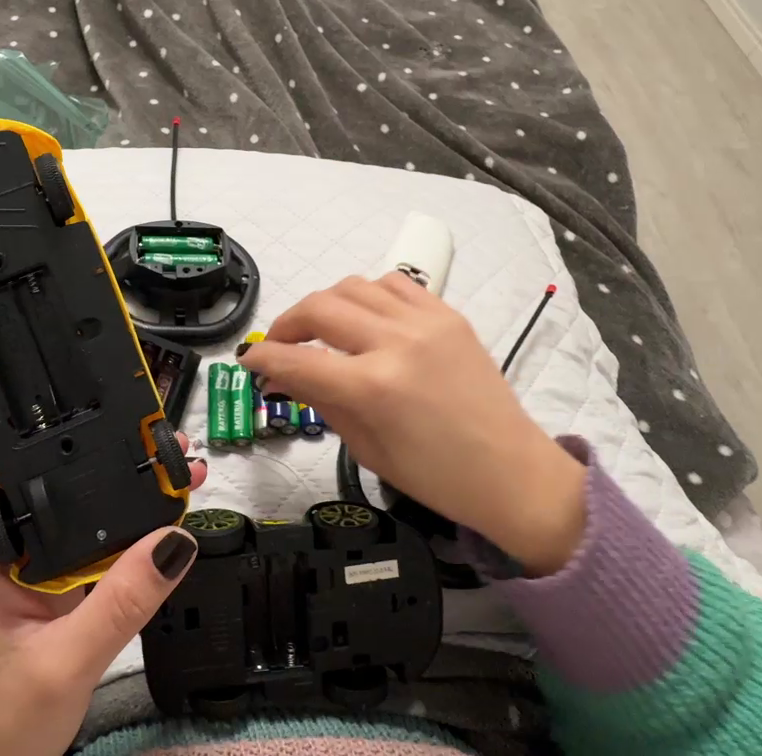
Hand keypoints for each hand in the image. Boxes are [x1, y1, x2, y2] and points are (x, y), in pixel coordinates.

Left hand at [0, 406, 205, 755]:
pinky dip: (121, 506)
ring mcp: (28, 560)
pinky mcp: (57, 579)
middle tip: (91, 379)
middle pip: (13, 461)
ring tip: (152, 432)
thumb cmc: (1, 723)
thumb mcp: (63, 662)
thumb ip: (118, 603)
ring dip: (98, 461)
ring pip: (60, 492)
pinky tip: (160, 495)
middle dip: (50, 417)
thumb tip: (173, 539)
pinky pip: (90, 529)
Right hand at [241, 273, 587, 574]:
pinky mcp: (447, 314)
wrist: (512, 472)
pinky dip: (366, 294)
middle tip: (278, 346)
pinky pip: (393, 284)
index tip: (249, 362)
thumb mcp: (365, 447)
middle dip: (285, 325)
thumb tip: (277, 375)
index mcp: (374, 387)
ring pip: (352, 286)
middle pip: (318, 309)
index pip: (296, 359)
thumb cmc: (436, 477)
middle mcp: (396, 342)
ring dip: (324, 304)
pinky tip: (363, 318)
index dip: (262, 358)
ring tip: (318, 330)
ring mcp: (425, 322)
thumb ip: (318, 400)